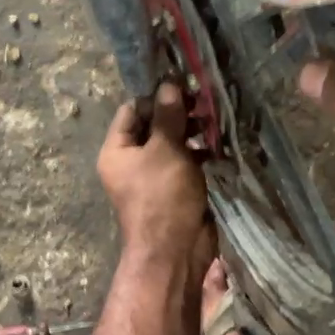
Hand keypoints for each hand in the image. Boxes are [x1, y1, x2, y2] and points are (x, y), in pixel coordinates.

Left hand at [98, 81, 212, 272]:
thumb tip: (168, 84)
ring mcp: (153, 176)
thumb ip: (168, 116)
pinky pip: (184, 162)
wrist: (175, 250)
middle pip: (152, 125)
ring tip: (214, 122)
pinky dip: (198, 153)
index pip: (132, 110)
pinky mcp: (174, 188)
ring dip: (192, 132)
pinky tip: (217, 146)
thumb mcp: (165, 149)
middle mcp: (131, 161)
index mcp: (116, 150)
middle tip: (204, 103)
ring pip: (171, 143)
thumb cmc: (163, 195)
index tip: (183, 87)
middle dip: (178, 114)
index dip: (155, 97)